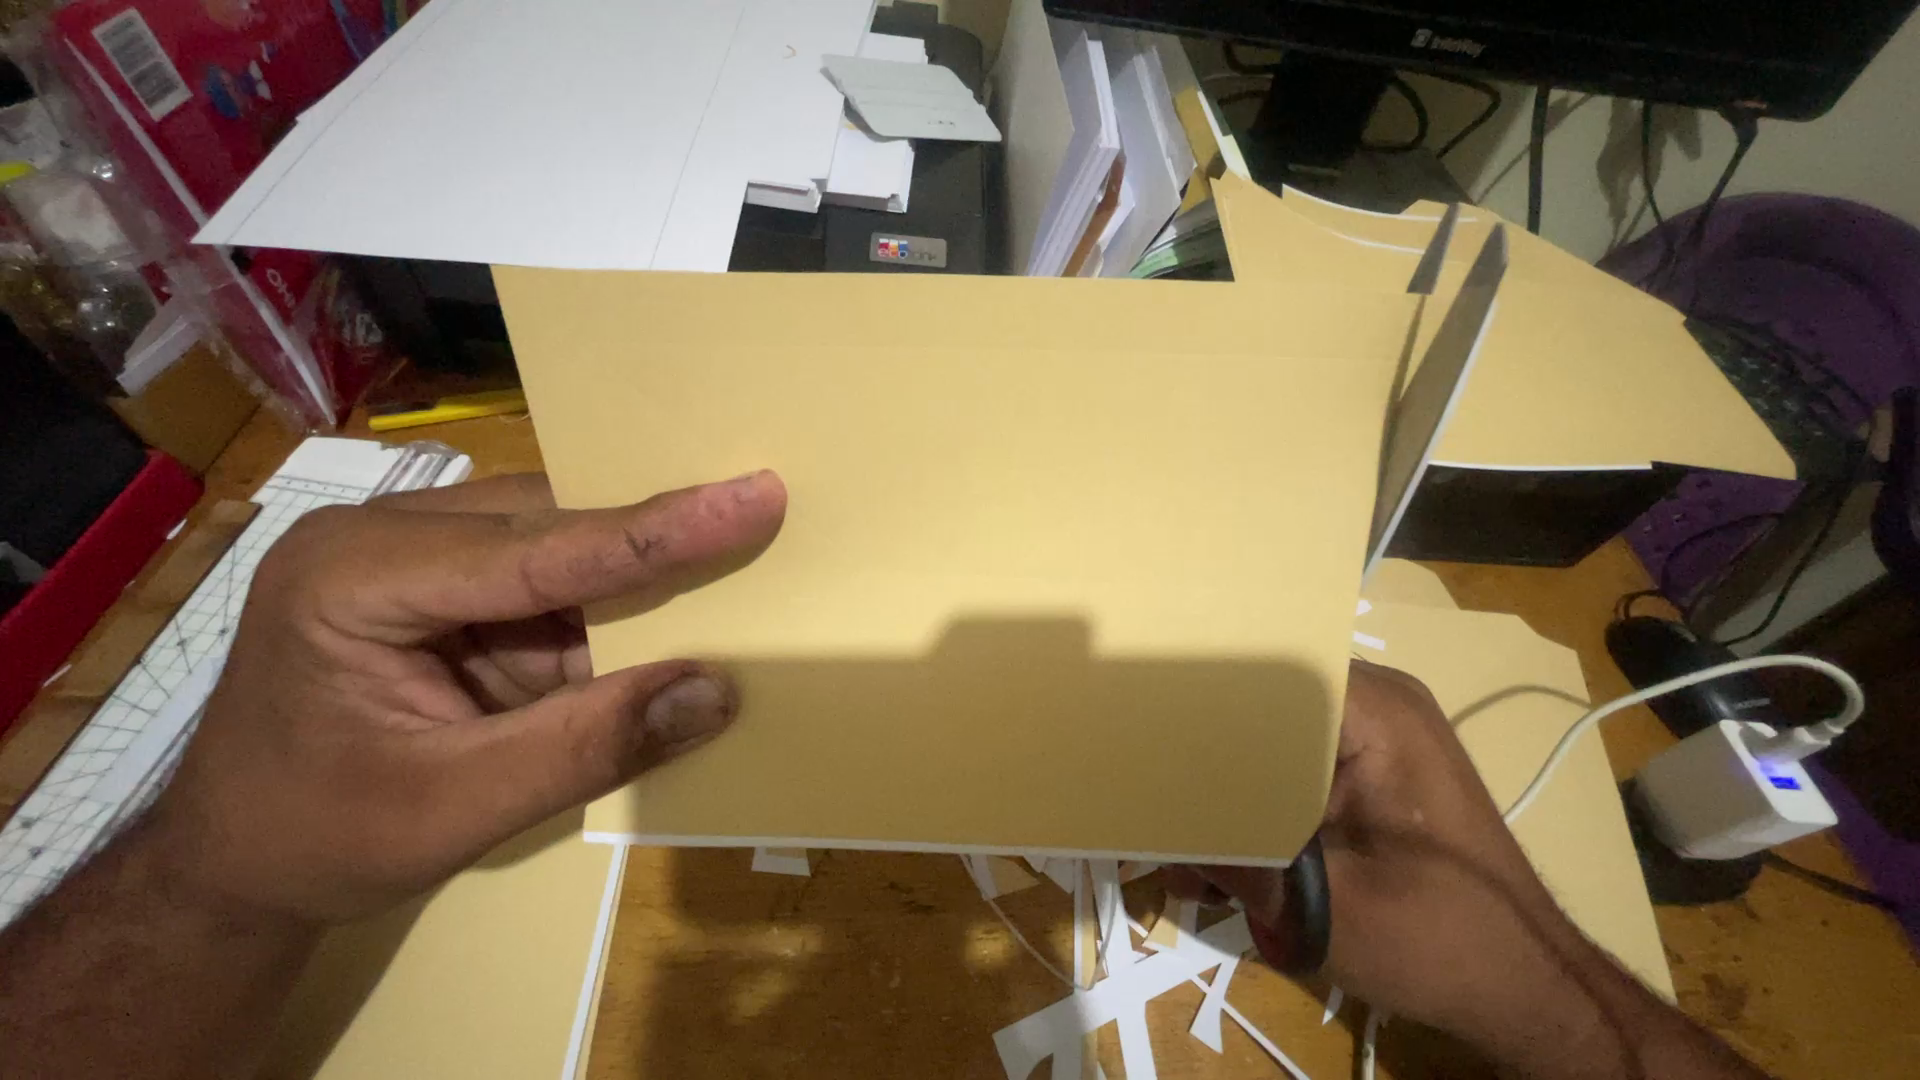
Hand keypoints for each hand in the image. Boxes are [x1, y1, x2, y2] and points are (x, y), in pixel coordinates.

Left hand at [144, 470, 786, 923]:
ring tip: (732, 566)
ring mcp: (423, 554)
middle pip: (558, 527)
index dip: (660, 532)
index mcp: (357, 577)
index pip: (541, 550)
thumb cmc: (320, 838)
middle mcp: (390, 537)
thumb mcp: (458, 808)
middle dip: (658, 544)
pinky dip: (615, 604)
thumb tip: (718, 692)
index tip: (756, 497)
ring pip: (565, 541)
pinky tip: (662, 618)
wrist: (236, 862)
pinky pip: (558, 575)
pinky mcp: (457, 584)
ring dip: (641, 576)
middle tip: (764, 518)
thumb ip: (589, 745)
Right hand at [1172, 660, 1588, 1042]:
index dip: (1193, 699)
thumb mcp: (1325, 904)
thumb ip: (1235, 854)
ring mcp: (1368, 733)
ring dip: (1220, 794)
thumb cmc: (1445, 942)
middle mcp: (1370, 701)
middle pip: (1255, 704)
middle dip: (1197, 760)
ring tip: (1175, 850)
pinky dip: (1250, 810)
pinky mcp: (1363, 768)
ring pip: (1264, 741)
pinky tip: (1217, 863)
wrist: (1532, 989)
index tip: (1139, 735)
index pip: (1260, 670)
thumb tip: (1145, 834)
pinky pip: (1286, 768)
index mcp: (1372, 709)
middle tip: (1145, 804)